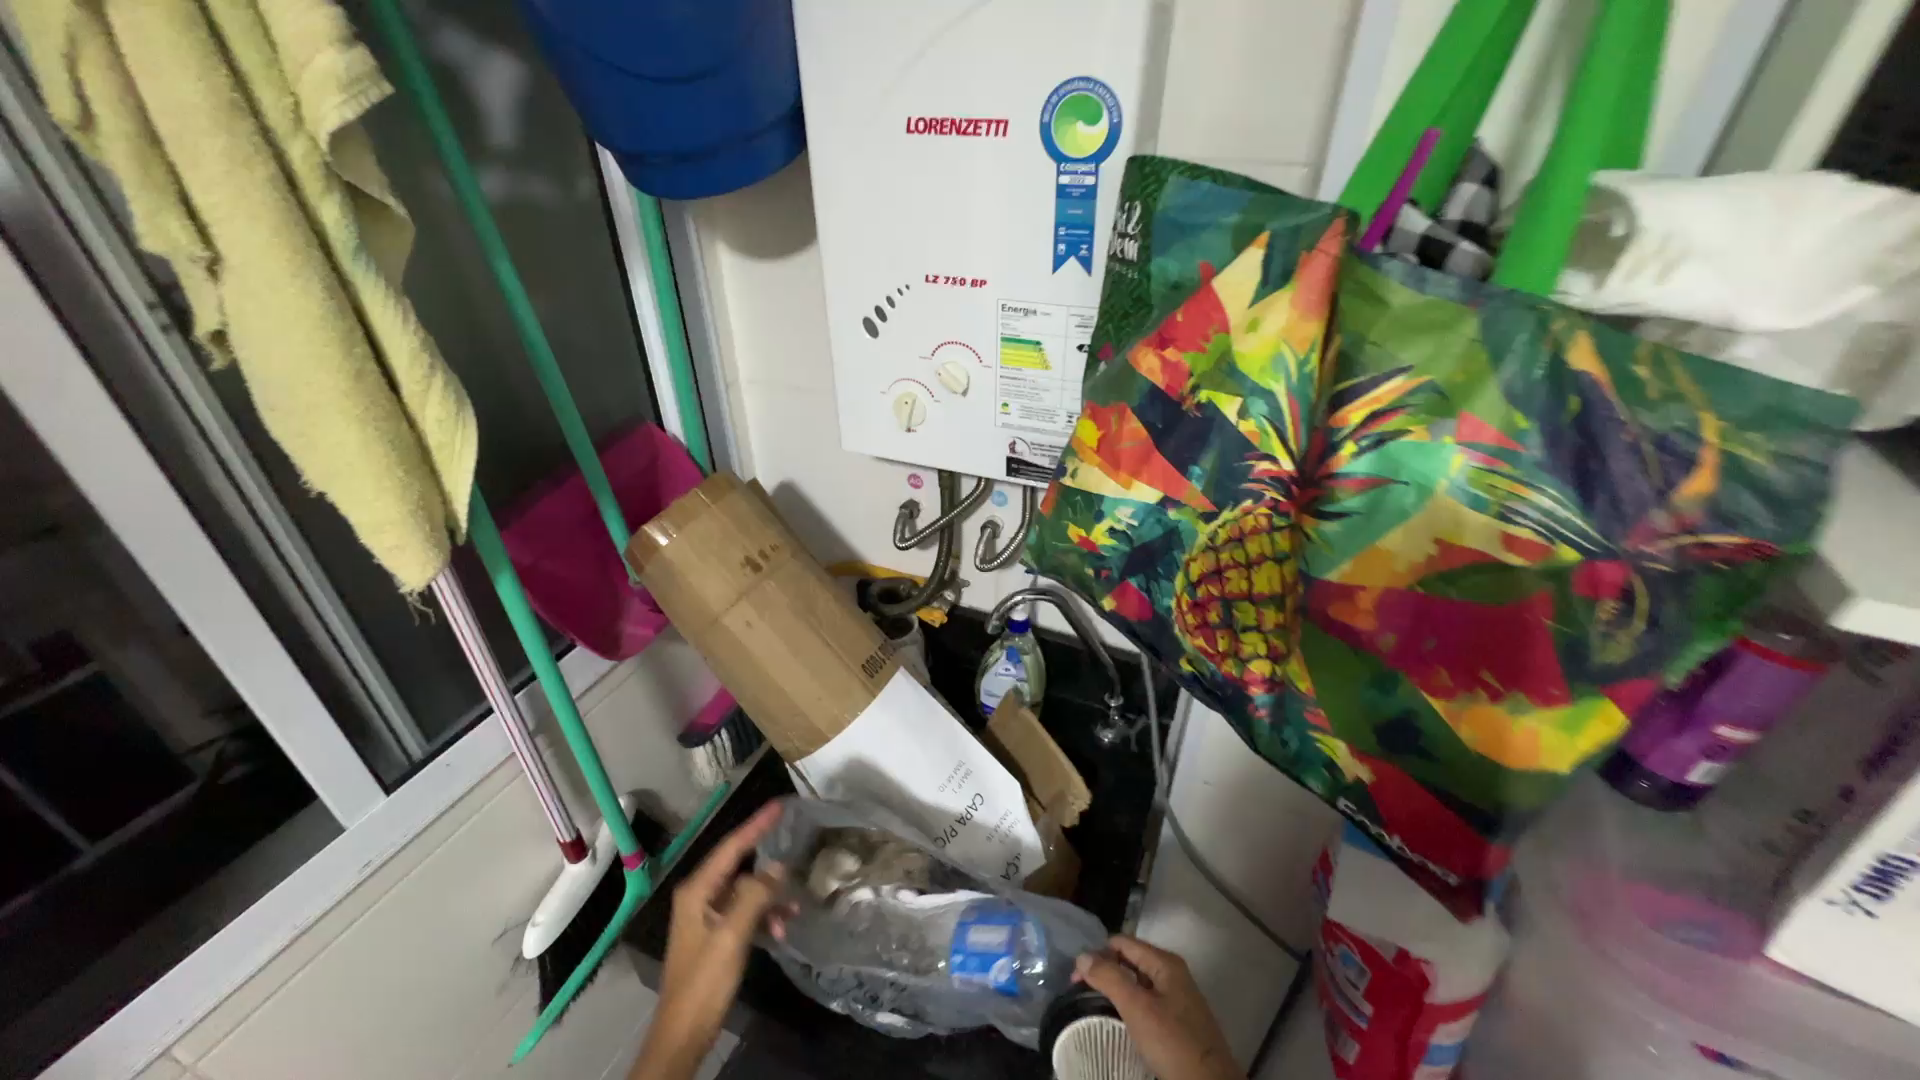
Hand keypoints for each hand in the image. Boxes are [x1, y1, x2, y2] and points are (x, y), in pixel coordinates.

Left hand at [630, 802, 786, 1079]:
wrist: (684, 1030)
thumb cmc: (704, 980)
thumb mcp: (732, 936)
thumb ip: (755, 897)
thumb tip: (778, 867)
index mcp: (697, 890)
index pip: (732, 847)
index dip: (756, 825)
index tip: (780, 805)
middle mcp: (700, 896)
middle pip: (740, 867)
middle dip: (769, 868)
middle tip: (798, 856)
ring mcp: (707, 916)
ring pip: (747, 893)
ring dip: (770, 899)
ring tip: (793, 912)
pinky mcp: (716, 935)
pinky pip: (746, 913)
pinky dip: (764, 917)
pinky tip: (780, 930)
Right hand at [1075, 935, 1240, 1079]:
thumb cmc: (1173, 1042)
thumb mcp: (1137, 1008)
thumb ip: (1109, 978)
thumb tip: (1082, 955)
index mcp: (1165, 963)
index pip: (1122, 943)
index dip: (1097, 955)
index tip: (1076, 979)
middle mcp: (1172, 973)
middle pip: (1130, 959)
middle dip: (1105, 970)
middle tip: (1081, 992)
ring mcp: (1177, 996)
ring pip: (1137, 981)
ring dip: (1116, 988)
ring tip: (1095, 1004)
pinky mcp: (1177, 1019)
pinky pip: (1146, 1000)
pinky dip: (1129, 1003)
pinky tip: (1120, 1019)